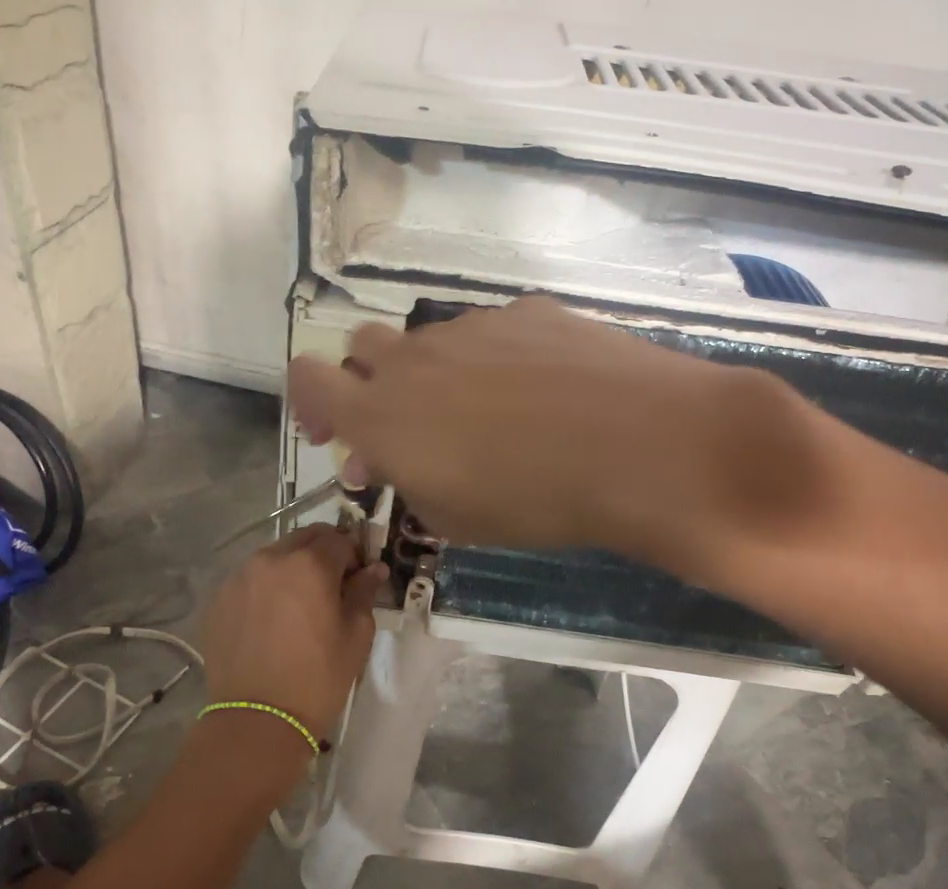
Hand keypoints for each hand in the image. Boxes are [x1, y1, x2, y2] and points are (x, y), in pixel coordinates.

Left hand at [200, 525, 388, 745]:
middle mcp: (270, 559)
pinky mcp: (218, 600)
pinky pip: (249, 581)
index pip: (340, 540)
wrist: (258, 720)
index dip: (355, 556)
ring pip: (273, 558)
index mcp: (309, 564)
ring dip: (291, 570)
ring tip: (298, 607)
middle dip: (323, 554)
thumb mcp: (355, 636)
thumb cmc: (317, 679)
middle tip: (331, 588)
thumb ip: (364, 593)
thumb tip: (372, 570)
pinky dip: (265, 590)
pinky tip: (270, 623)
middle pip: (304, 539)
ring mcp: (238, 578)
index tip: (358, 580)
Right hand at [286, 297, 834, 583]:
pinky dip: (493, 359)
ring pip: (429, 341)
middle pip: (362, 347)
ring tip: (488, 418)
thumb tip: (389, 460)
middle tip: (410, 428)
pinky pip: (488, 332)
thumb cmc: (533, 501)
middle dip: (371, 382)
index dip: (310, 401)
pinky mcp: (525, 311)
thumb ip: (406, 481)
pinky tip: (540, 394)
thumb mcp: (452, 518)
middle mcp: (414, 359)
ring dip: (435, 374)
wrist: (640, 446)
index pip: (307, 379)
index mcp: (381, 414)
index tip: (335, 432)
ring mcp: (470, 327)